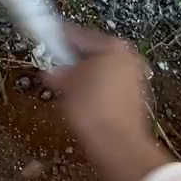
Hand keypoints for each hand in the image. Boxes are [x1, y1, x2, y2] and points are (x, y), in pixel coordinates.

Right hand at [48, 25, 172, 180]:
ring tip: (66, 90)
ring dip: (84, 77)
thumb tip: (51, 71)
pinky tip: (83, 104)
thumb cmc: (91, 108)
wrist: (118, 146)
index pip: (78, 35)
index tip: (44, 42)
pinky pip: (109, 87)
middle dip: (73, 62)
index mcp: (112, 46)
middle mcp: (127, 57)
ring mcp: (134, 78)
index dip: (57, 39)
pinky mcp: (135, 98)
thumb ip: (58, 72)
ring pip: (101, 71)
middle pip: (92, 53)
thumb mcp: (66, 85)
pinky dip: (96, 91)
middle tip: (54, 70)